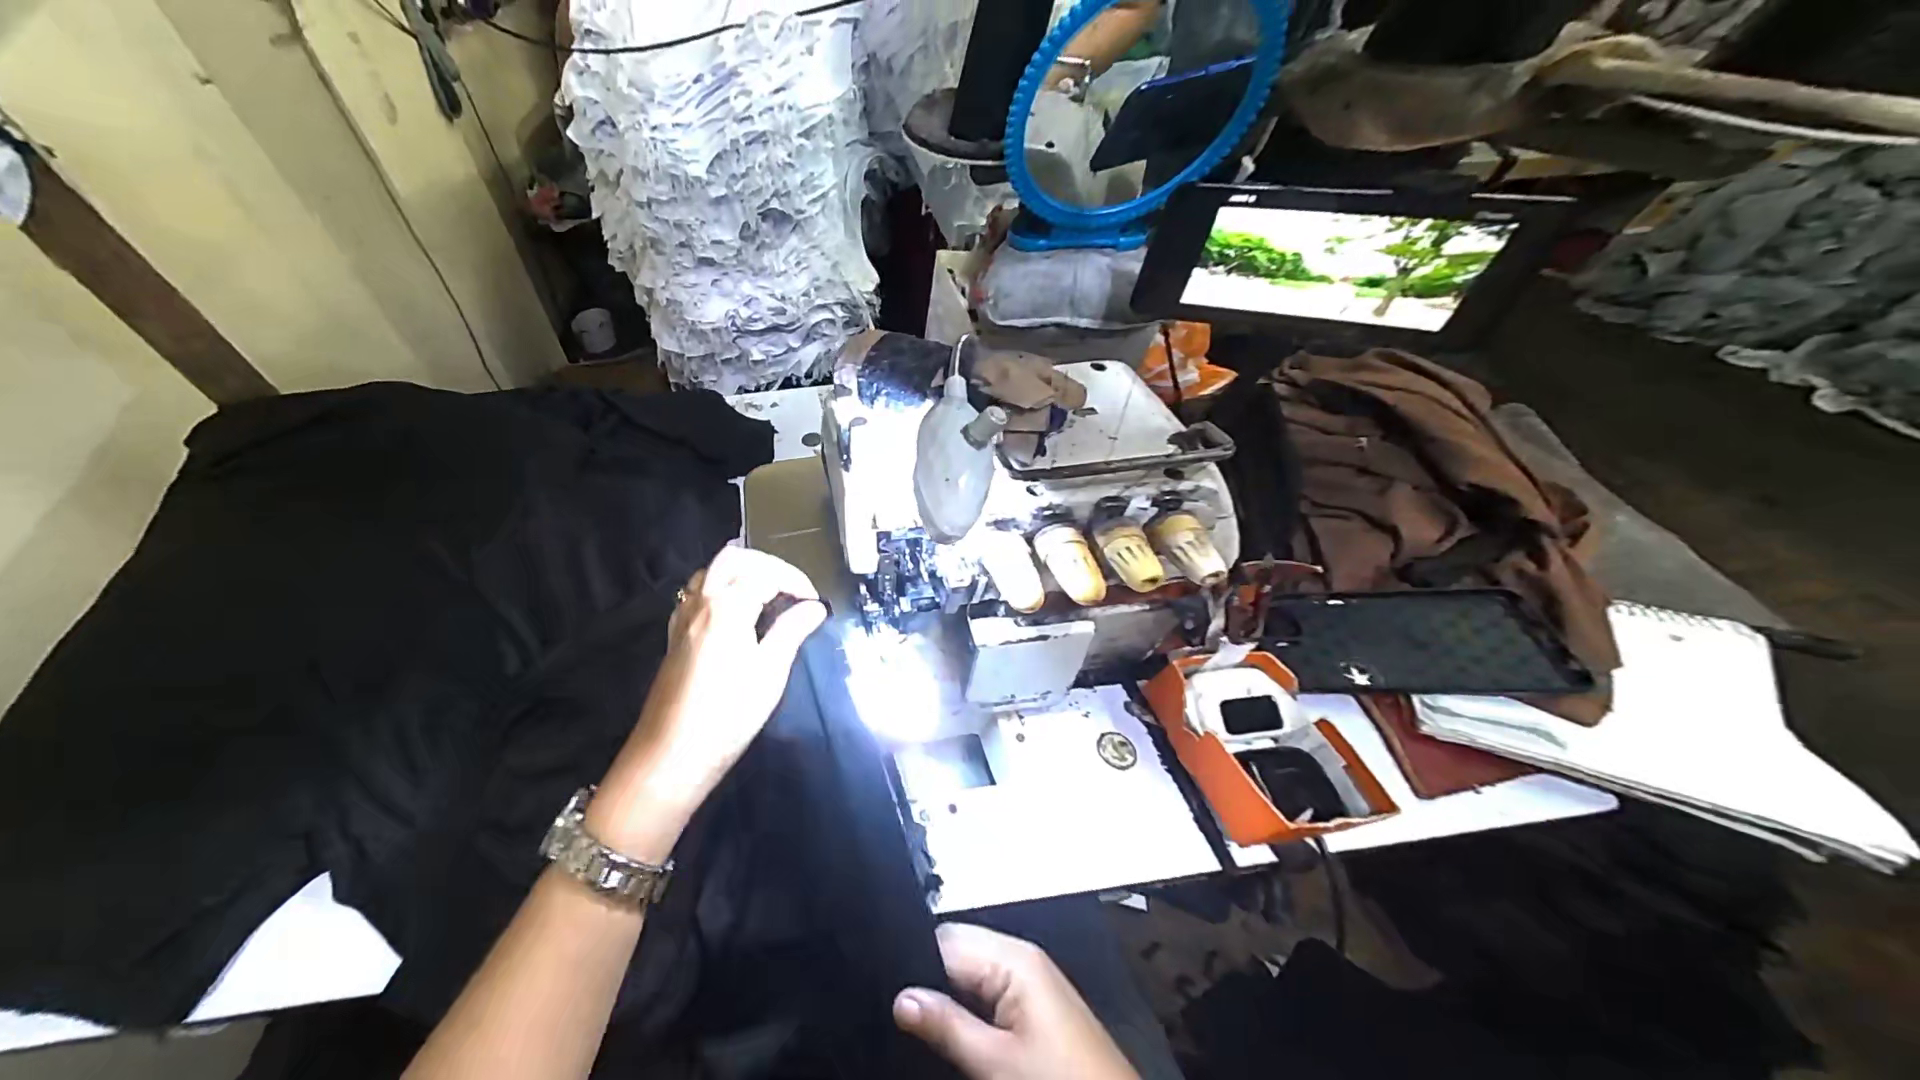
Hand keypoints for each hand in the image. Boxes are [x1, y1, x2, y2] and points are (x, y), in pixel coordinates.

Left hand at [586, 546, 825, 860]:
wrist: (671, 755)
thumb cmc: (728, 716)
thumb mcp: (770, 673)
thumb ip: (792, 631)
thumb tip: (815, 607)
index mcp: (726, 607)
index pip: (766, 573)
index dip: (796, 581)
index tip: (815, 602)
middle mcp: (700, 603)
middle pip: (733, 558)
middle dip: (768, 564)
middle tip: (793, 587)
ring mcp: (683, 618)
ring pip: (710, 571)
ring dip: (741, 571)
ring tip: (768, 594)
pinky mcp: (675, 635)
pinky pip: (696, 593)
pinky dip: (719, 587)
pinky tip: (734, 610)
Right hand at [894, 923, 1138, 1079]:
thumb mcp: (995, 1062)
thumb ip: (946, 1026)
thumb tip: (904, 999)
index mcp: (1015, 958)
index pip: (947, 939)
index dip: (917, 966)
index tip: (895, 995)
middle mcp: (1024, 959)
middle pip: (959, 952)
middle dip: (933, 980)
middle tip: (910, 1018)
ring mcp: (1032, 981)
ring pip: (973, 973)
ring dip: (952, 997)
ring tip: (933, 1029)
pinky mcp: (1036, 1004)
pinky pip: (991, 991)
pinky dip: (972, 1009)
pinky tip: (964, 1036)